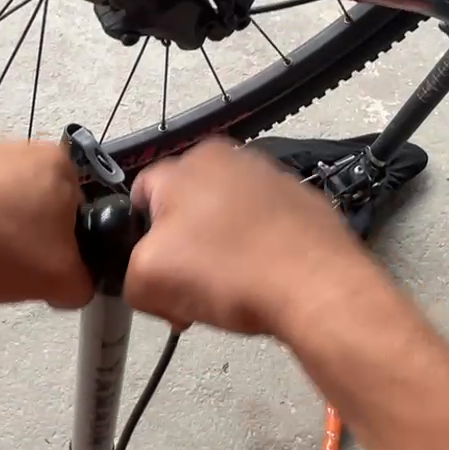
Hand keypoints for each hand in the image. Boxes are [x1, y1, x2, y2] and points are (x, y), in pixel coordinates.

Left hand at [0, 141, 91, 306]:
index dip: (71, 254)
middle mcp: (25, 146)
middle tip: (10, 272)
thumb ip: (84, 283)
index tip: (48, 276)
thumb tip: (75, 283)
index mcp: (62, 162)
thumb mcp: (57, 279)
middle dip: (31, 244)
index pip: (85, 216)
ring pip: (2, 210)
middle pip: (42, 211)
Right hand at [126, 139, 389, 334]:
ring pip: (227, 220)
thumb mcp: (148, 280)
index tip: (155, 278)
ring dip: (221, 252)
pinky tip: (262, 283)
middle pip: (187, 209)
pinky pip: (266, 230)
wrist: (319, 289)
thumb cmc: (231, 272)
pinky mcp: (306, 204)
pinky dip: (259, 252)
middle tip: (190, 291)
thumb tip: (148, 279)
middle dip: (182, 249)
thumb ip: (129, 272)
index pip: (141, 196)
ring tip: (230, 292)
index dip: (139, 241)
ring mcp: (274, 178)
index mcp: (190, 160)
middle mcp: (232, 157)